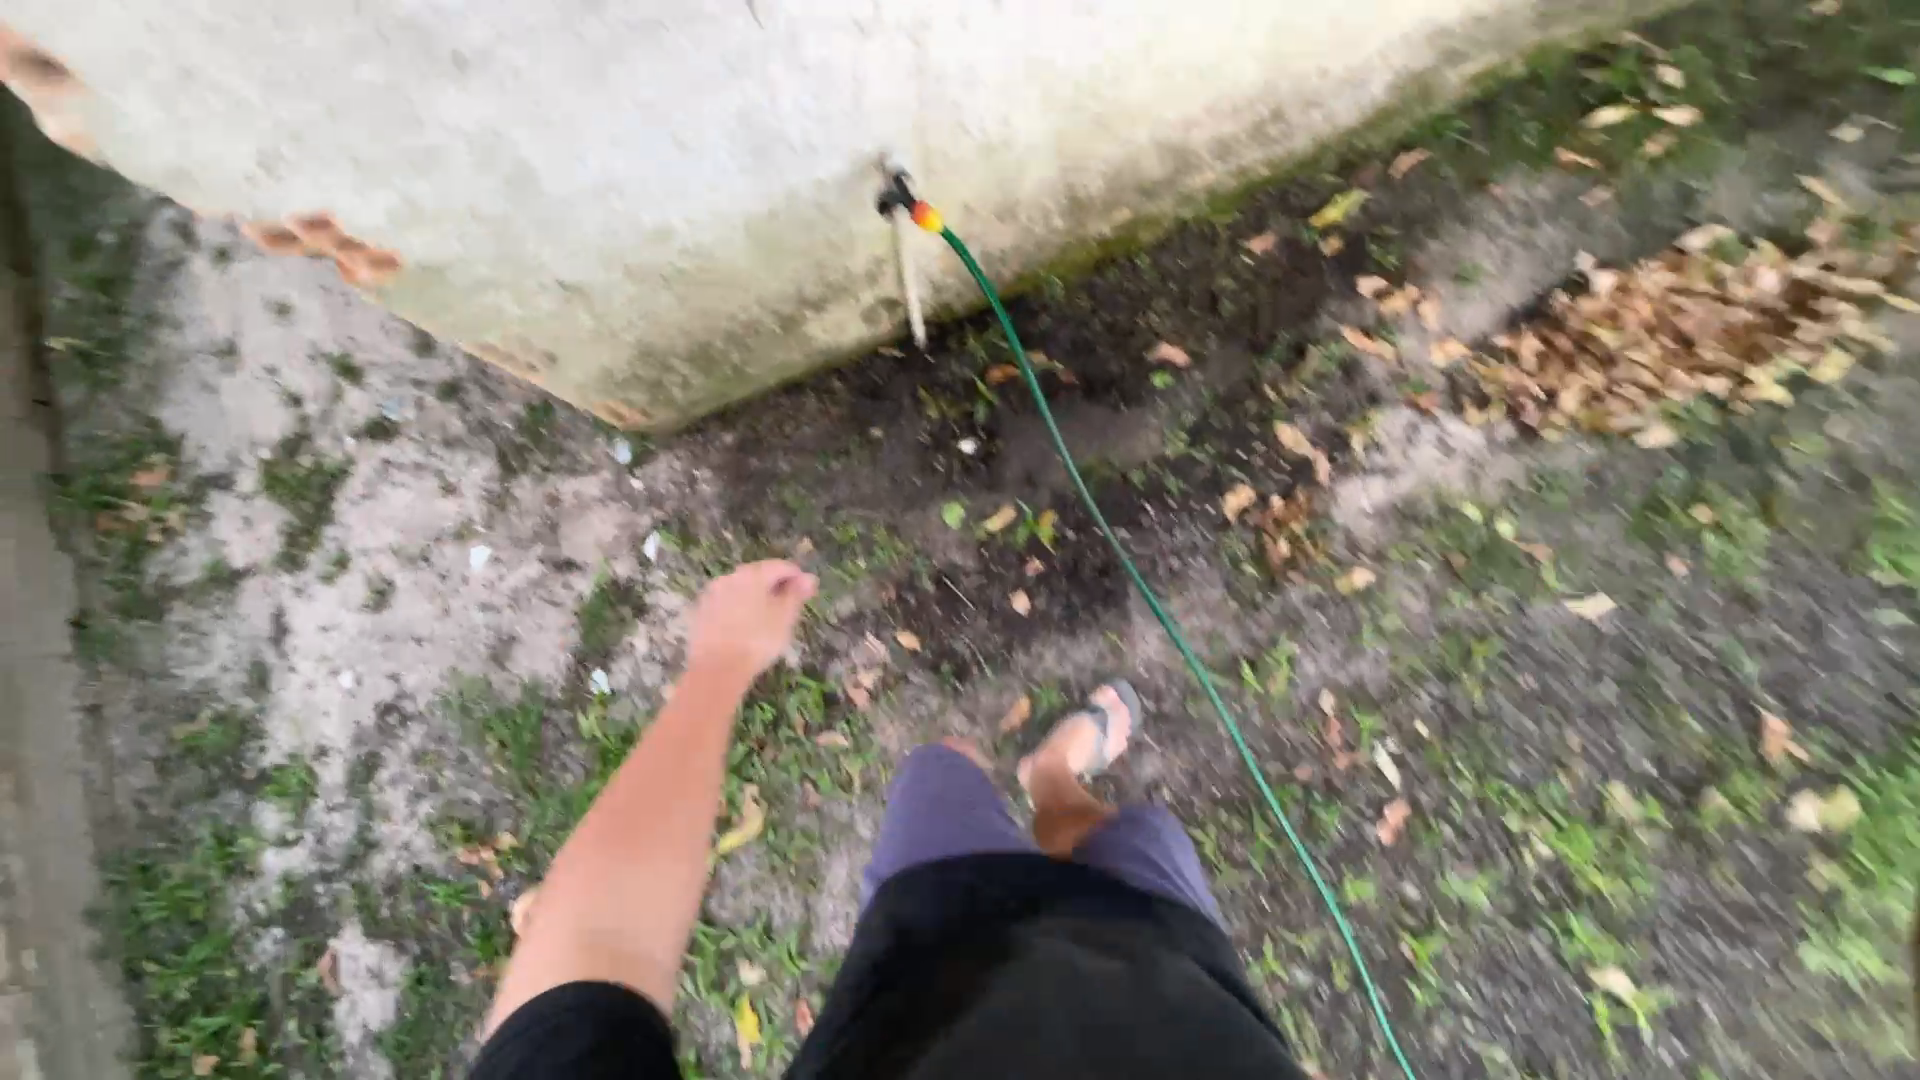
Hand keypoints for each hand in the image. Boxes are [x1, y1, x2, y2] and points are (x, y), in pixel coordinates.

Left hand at [685, 560, 817, 681]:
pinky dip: (739, 608)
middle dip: (776, 585)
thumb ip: (796, 594)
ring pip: (740, 588)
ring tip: (768, 617)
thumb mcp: (785, 617)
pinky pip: (726, 603)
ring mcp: (712, 594)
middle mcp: (730, 577)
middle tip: (789, 605)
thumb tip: (809, 578)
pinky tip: (746, 626)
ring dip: (756, 597)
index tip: (808, 593)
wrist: (716, 669)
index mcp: (753, 574)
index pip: (781, 566)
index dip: (798, 577)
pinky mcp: (701, 612)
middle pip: (758, 574)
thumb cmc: (758, 640)